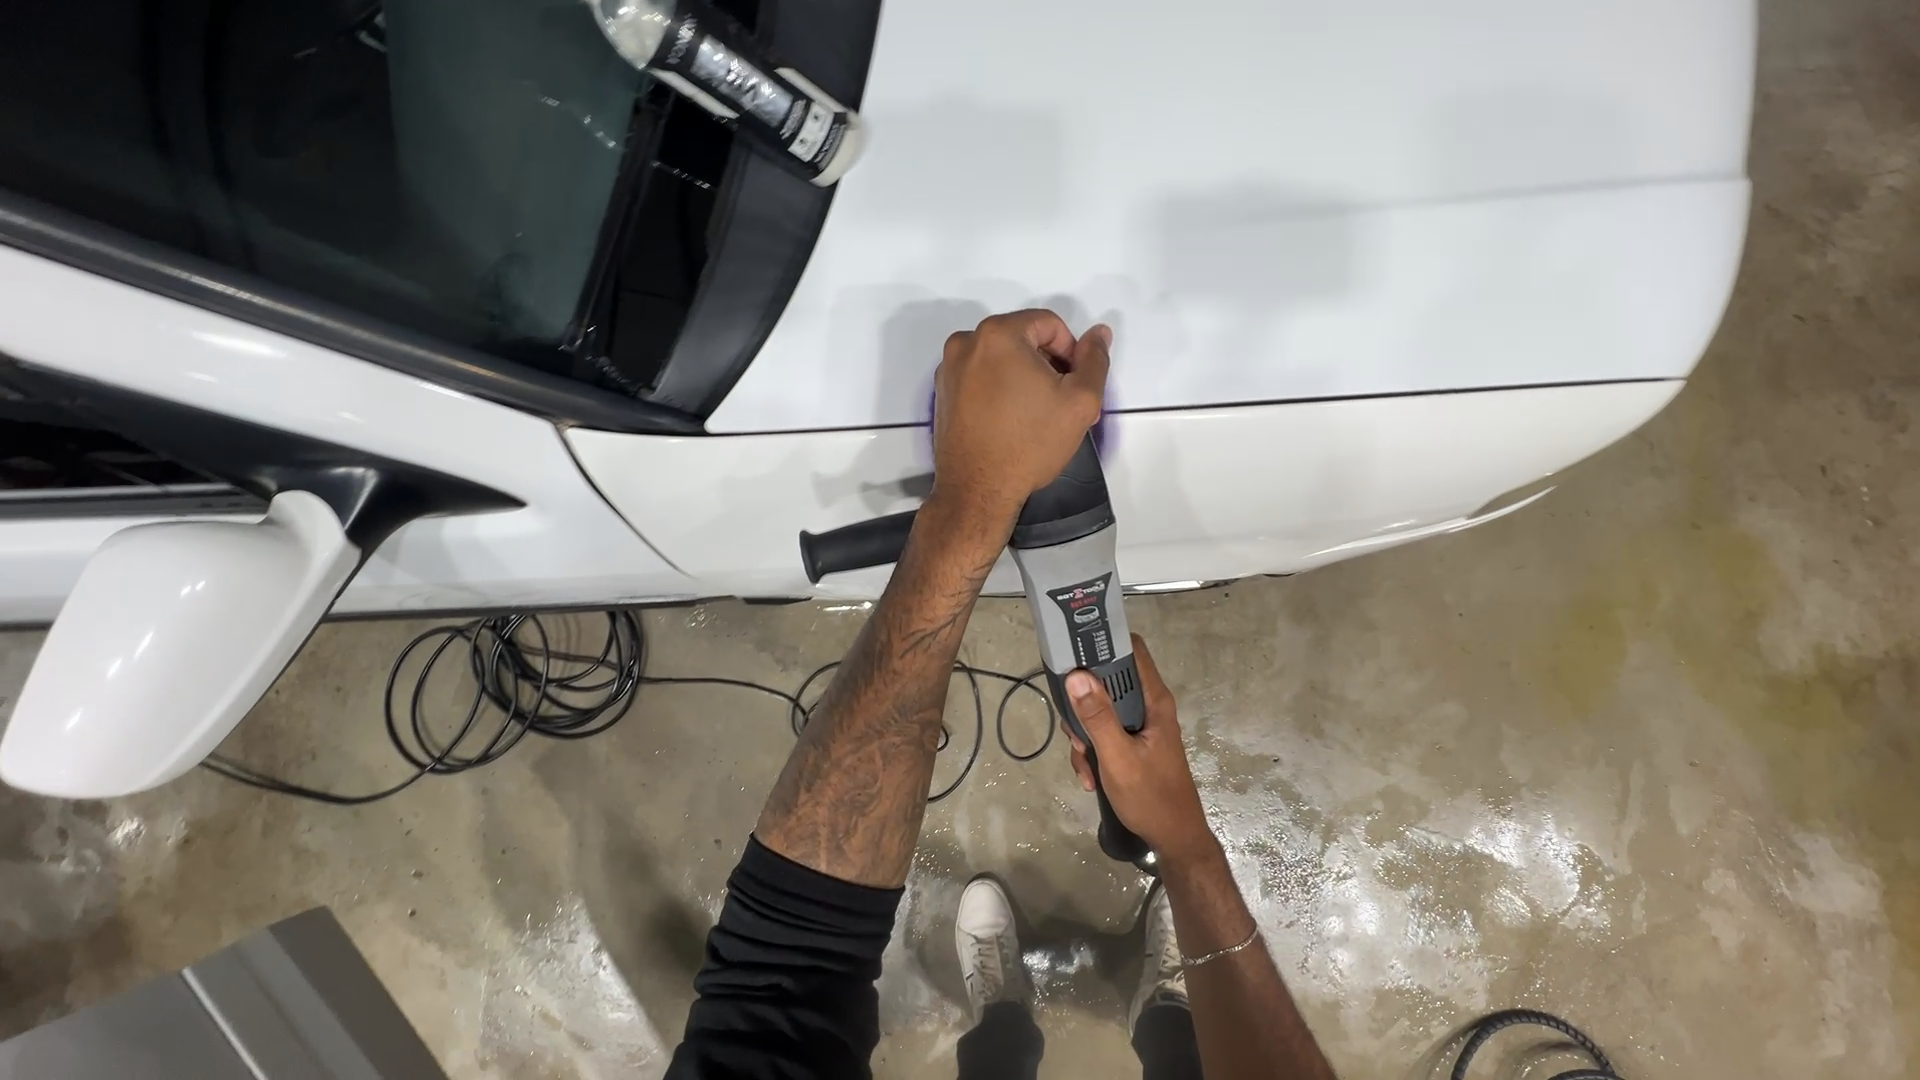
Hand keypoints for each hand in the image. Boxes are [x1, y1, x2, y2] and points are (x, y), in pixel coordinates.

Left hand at [931, 310, 1109, 520]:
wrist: (978, 490)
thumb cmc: (1028, 445)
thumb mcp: (1080, 401)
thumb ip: (1095, 360)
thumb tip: (1099, 334)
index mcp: (998, 335)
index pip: (1048, 324)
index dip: (1071, 351)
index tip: (1075, 384)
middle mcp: (966, 344)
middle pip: (1022, 338)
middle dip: (1047, 365)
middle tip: (1061, 402)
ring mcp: (949, 369)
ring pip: (1001, 359)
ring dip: (1024, 377)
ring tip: (1039, 415)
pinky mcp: (943, 393)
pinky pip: (980, 377)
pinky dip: (1000, 389)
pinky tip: (1013, 421)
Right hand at [1063, 635, 1216, 858]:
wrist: (1174, 840)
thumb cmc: (1151, 797)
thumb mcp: (1118, 757)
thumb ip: (1097, 716)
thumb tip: (1076, 675)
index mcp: (1154, 700)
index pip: (1130, 649)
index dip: (1103, 643)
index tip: (1073, 651)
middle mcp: (1148, 706)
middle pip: (1106, 683)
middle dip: (1083, 706)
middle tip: (1077, 734)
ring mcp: (1140, 727)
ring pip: (1099, 712)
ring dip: (1085, 738)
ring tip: (1086, 766)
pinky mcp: (1133, 744)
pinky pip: (1103, 735)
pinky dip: (1093, 754)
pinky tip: (1091, 779)